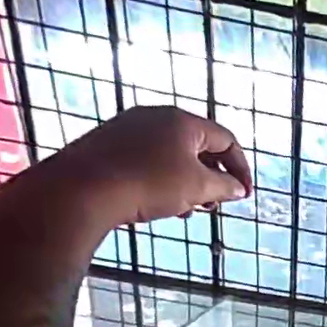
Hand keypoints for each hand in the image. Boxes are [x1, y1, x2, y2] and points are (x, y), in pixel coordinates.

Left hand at [26, 107, 252, 226]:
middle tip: (216, 204)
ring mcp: (128, 129)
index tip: (244, 195)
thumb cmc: (147, 184)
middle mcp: (156, 117)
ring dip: (188, 182)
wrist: (82, 191)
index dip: (241, 169)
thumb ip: (224, 186)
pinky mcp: (108, 146)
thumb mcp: (197, 188)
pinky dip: (163, 180)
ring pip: (172, 155)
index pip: (226, 140)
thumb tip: (237, 188)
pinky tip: (160, 204)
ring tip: (189, 208)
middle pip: (199, 146)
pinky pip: (148, 160)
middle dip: (213, 177)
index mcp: (182, 121)